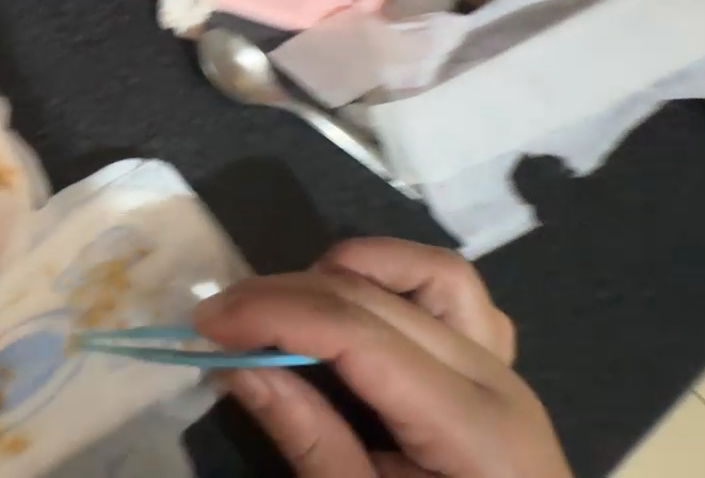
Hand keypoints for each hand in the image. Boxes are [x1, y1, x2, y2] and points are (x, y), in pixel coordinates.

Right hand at [194, 238, 571, 477]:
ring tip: (287, 313)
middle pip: (365, 294)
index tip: (204, 326)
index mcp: (476, 429)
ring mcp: (500, 362)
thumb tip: (233, 365)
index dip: (270, 315)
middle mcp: (495, 378)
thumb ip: (307, 438)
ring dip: (334, 273)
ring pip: (415, 268)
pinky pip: (446, 284)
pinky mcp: (492, 359)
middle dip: (277, 295)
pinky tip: (347, 302)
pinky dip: (386, 273)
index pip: (354, 331)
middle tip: (217, 324)